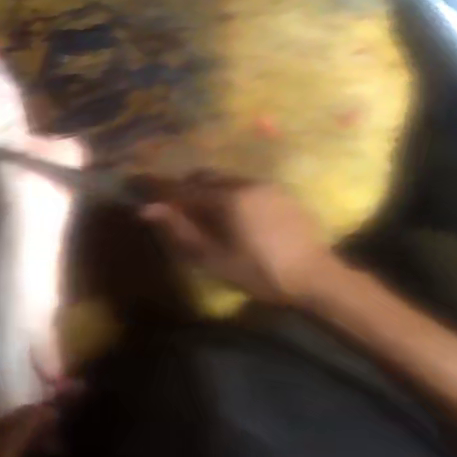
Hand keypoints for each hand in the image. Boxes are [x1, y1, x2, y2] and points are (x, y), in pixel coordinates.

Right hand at [139, 174, 339, 307]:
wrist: (319, 278)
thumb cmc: (261, 273)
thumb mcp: (214, 258)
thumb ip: (180, 230)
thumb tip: (148, 209)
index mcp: (225, 198)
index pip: (181, 187)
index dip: (158, 187)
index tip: (138, 184)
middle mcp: (242, 183)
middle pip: (203, 178)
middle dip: (185, 188)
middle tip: (174, 207)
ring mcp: (264, 185)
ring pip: (224, 180)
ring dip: (208, 190)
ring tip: (204, 214)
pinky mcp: (281, 193)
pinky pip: (244, 186)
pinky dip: (229, 194)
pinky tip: (234, 216)